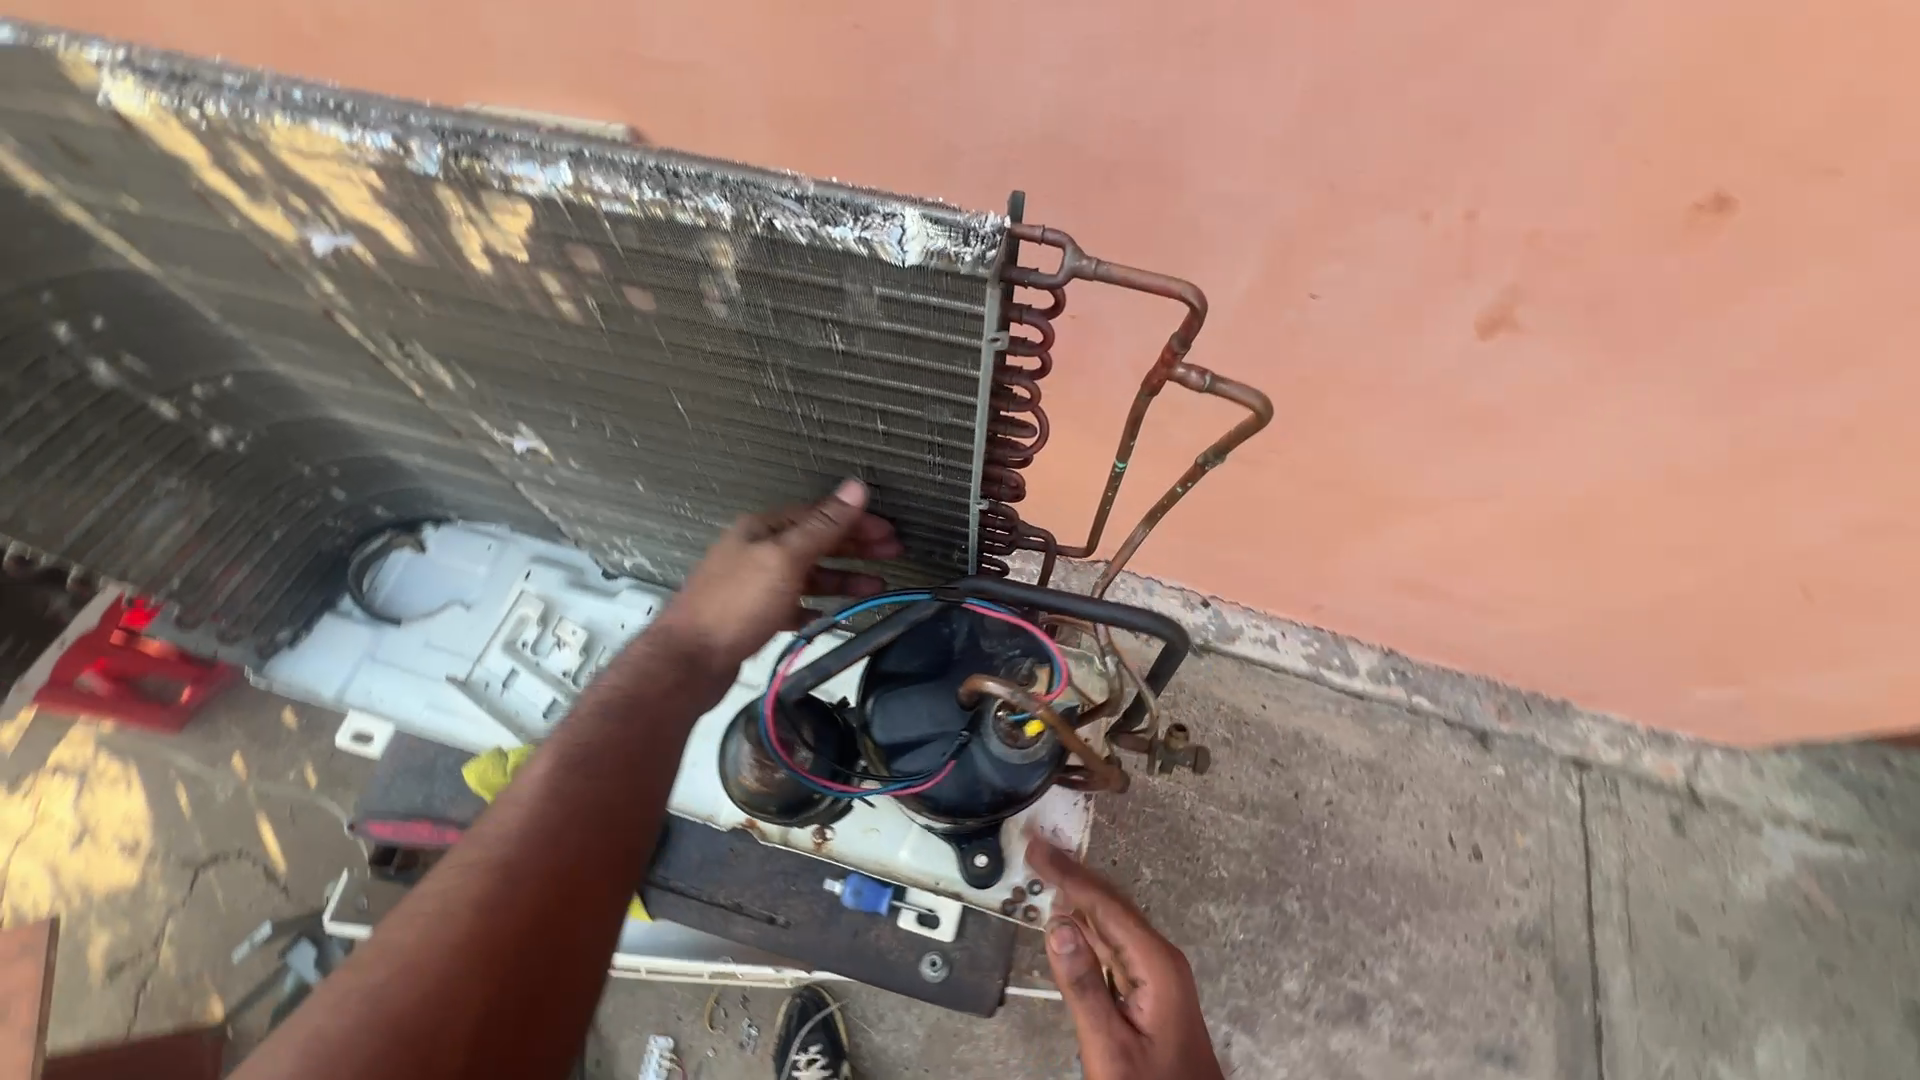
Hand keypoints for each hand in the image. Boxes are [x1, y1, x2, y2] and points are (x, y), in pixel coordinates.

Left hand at [653, 478, 902, 669]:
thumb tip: (856, 487)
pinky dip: (815, 606)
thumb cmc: (736, 605)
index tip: (889, 532)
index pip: (819, 516)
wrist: (688, 661)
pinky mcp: (753, 615)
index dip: (856, 521)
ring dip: (842, 579)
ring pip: (808, 575)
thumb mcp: (786, 559)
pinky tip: (831, 614)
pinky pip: (793, 604)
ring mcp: (755, 584)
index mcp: (764, 529)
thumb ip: (824, 525)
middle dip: (856, 547)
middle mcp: (758, 550)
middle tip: (893, 553)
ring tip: (876, 587)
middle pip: (816, 542)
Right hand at [1028, 837, 1222, 1079]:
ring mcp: (1157, 975)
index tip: (1037, 847)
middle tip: (1037, 849)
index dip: (1068, 873)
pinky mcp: (1149, 992)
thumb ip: (1083, 986)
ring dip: (1077, 897)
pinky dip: (1085, 926)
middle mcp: (1160, 959)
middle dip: (1073, 874)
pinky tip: (1067, 922)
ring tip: (1046, 873)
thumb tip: (1057, 924)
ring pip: (1111, 922)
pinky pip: (1113, 945)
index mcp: (1155, 964)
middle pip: (1110, 904)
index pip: (1104, 904)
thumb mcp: (1110, 1048)